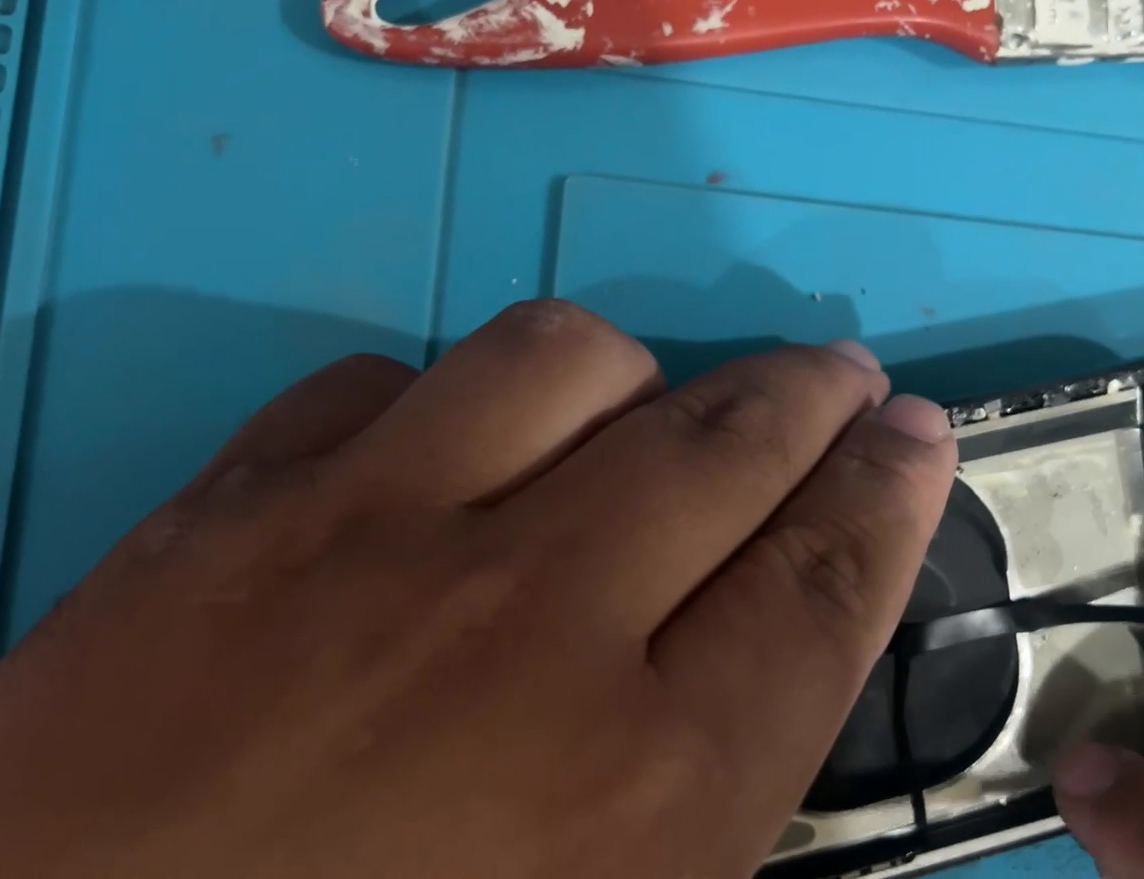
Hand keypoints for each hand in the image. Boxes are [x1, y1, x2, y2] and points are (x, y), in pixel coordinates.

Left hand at [0, 301, 958, 878]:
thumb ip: (714, 768)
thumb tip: (777, 620)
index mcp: (643, 780)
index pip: (822, 576)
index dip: (889, 490)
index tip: (918, 431)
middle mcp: (528, 623)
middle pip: (724, 445)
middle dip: (809, 395)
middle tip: (843, 372)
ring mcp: (366, 542)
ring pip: (560, 362)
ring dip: (628, 373)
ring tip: (638, 404)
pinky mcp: (224, 513)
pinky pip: (375, 384)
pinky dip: (433, 403)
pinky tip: (436, 451)